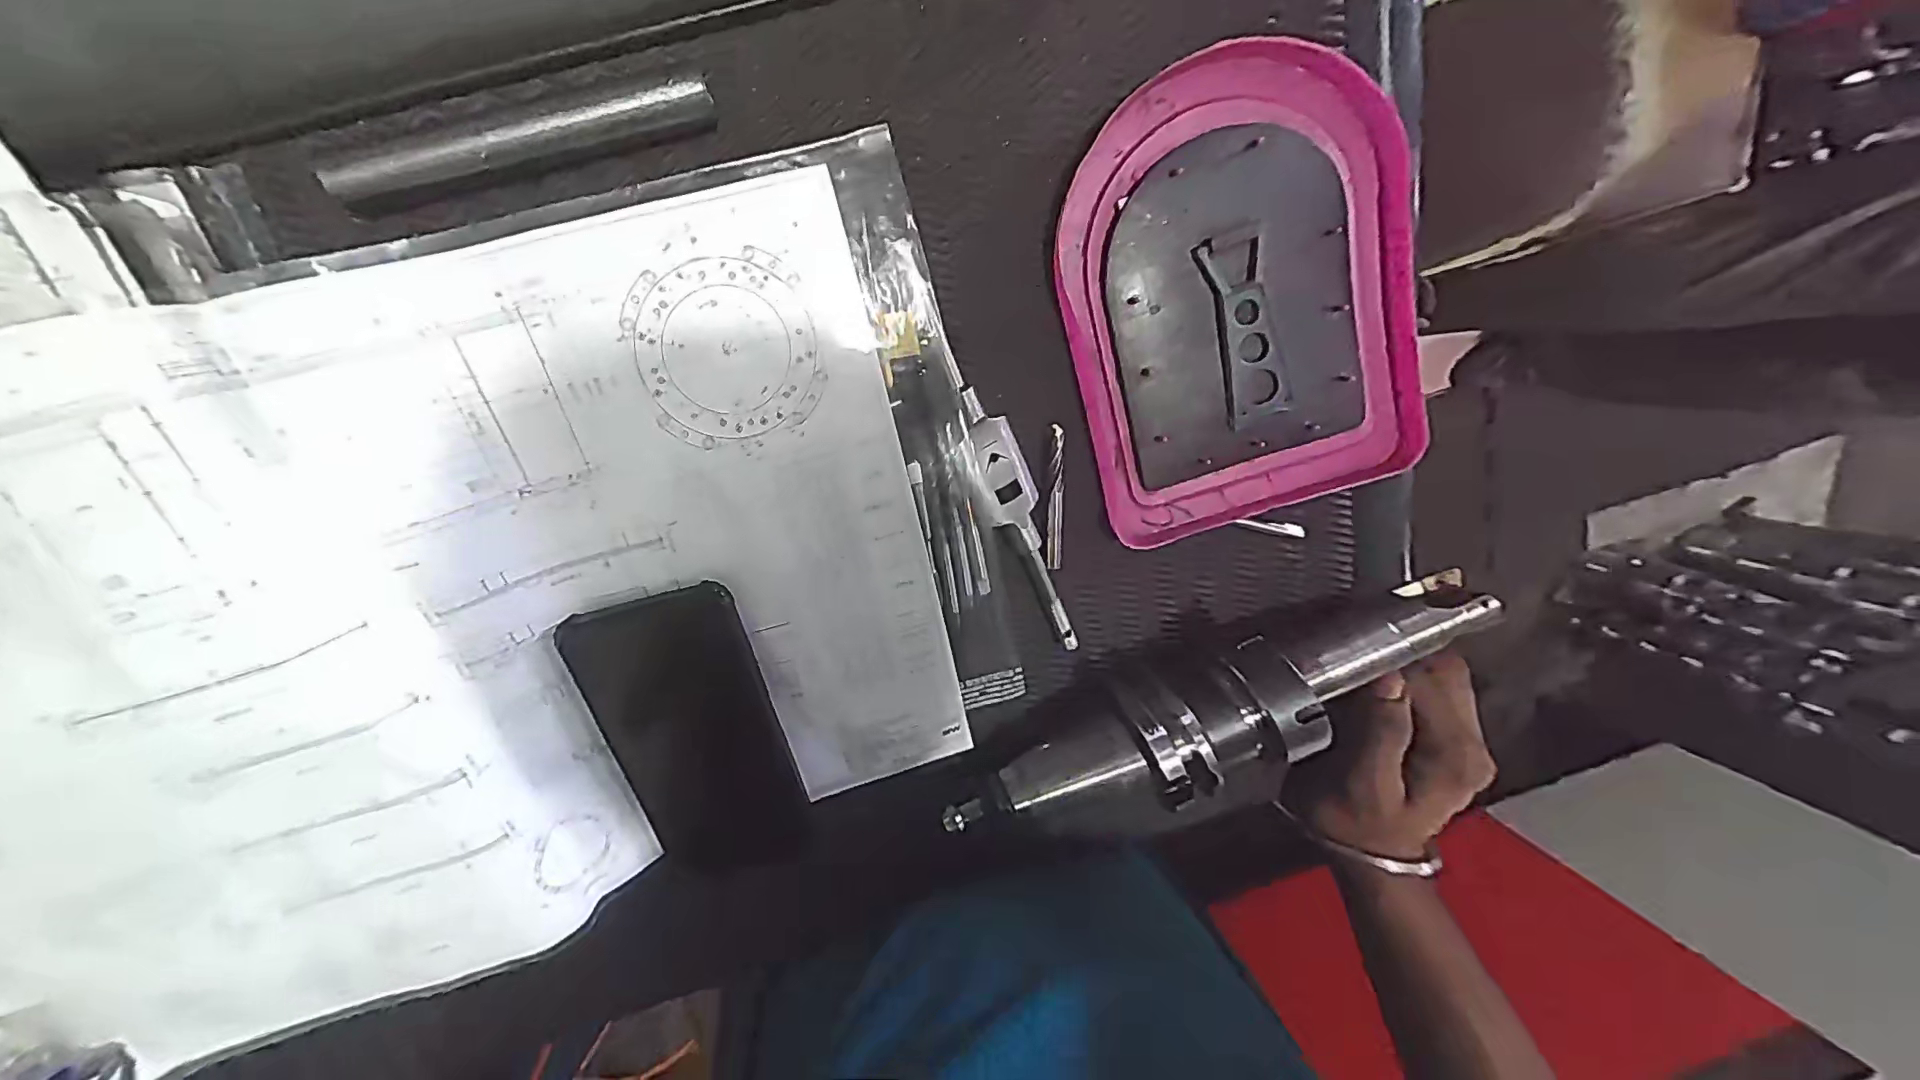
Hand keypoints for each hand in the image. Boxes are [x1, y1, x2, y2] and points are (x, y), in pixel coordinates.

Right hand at [1296, 650, 1495, 860]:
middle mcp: (1475, 745)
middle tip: (1352, 665)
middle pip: (1448, 671)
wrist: (1368, 853)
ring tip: (1360, 674)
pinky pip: (1436, 689)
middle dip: (1399, 657)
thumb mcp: (1363, 785)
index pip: (1433, 679)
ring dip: (1403, 666)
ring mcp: (1468, 741)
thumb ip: (1382, 734)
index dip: (1391, 662)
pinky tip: (1375, 688)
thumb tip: (1389, 679)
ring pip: (1445, 674)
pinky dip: (1406, 679)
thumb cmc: (1356, 823)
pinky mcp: (1453, 738)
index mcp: (1457, 756)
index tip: (1349, 663)